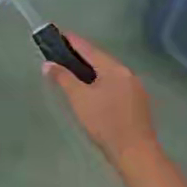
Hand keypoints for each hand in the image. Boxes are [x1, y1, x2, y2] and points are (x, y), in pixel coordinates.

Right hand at [43, 31, 156, 163]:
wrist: (136, 154)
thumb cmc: (105, 123)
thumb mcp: (79, 99)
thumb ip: (63, 78)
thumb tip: (48, 64)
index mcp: (114, 68)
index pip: (88, 48)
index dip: (72, 40)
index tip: (58, 33)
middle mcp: (127, 74)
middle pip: (100, 59)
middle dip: (81, 57)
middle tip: (63, 55)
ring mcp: (135, 89)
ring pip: (109, 74)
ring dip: (92, 71)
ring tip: (75, 73)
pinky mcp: (138, 104)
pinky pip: (116, 86)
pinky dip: (102, 84)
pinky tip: (94, 92)